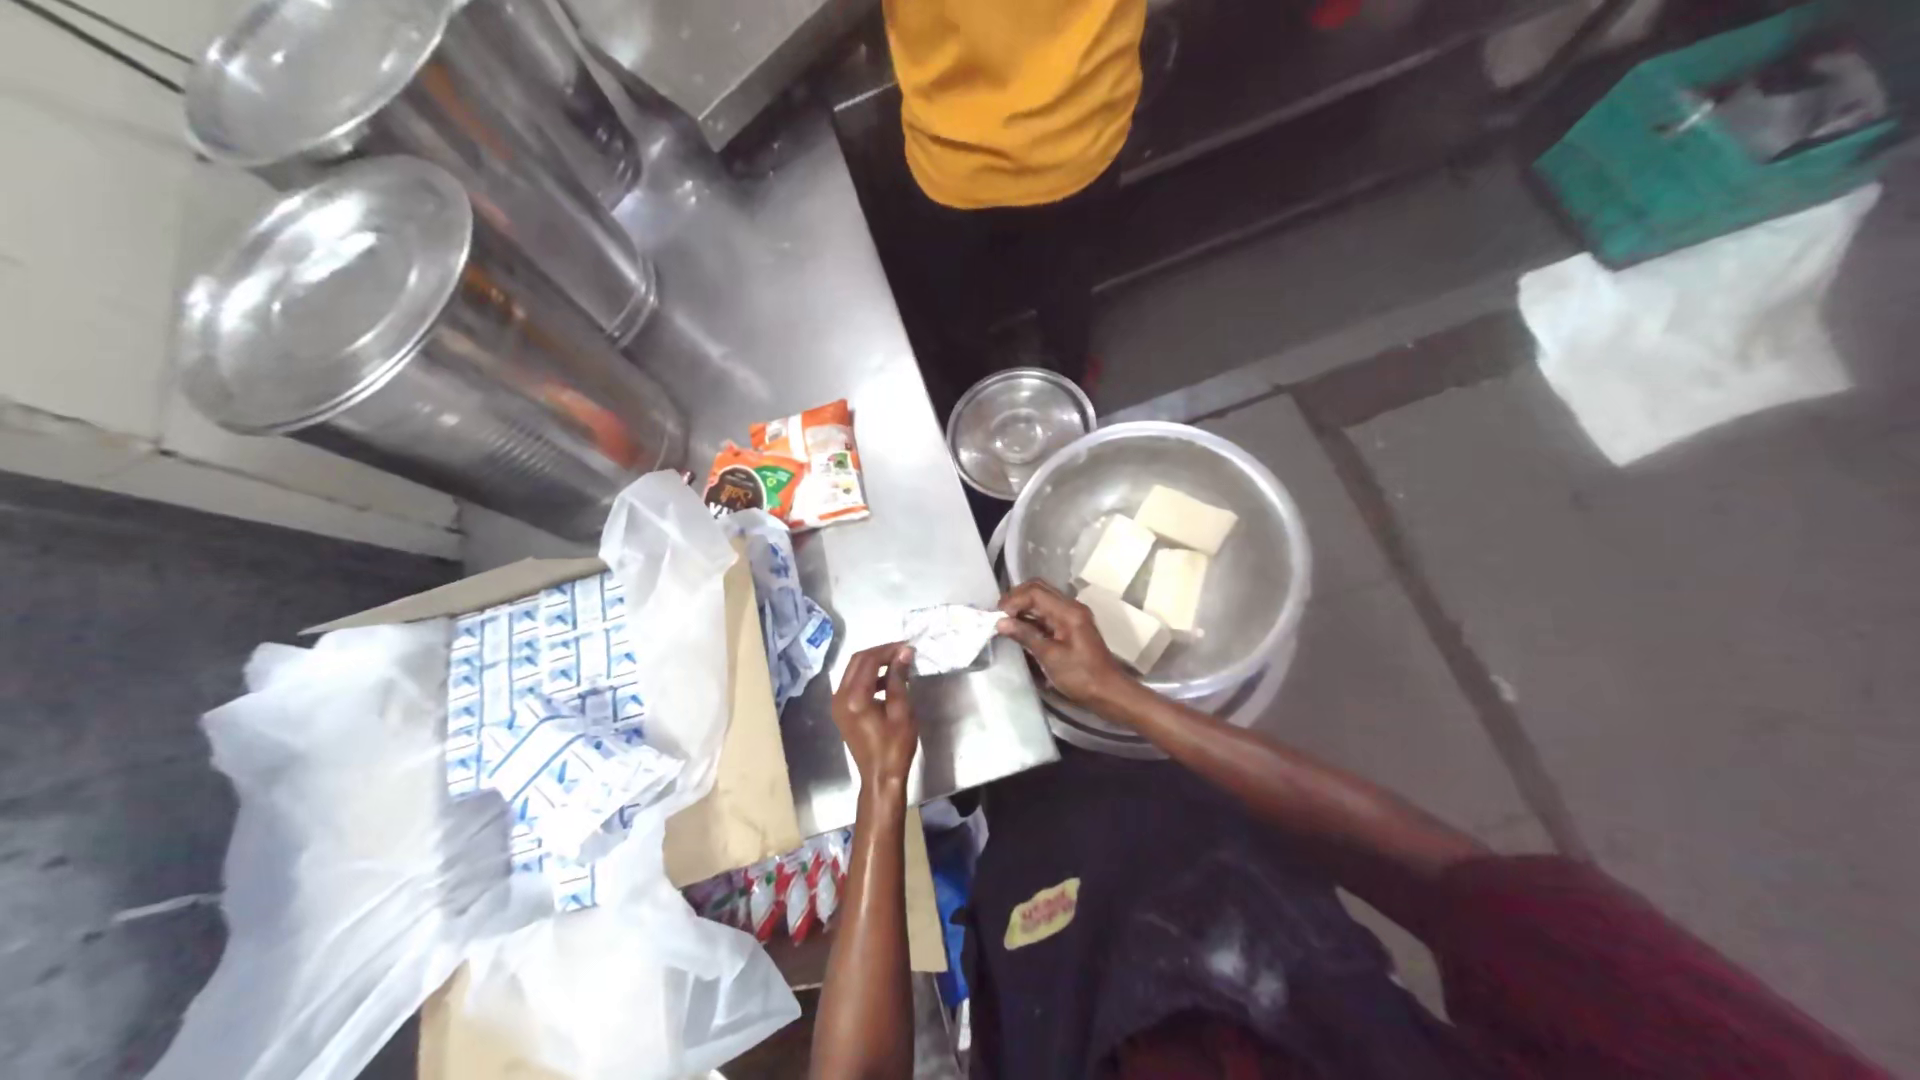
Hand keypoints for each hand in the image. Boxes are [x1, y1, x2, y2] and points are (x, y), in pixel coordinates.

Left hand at [832, 642, 919, 791]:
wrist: (880, 777)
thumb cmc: (894, 747)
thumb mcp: (901, 711)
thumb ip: (898, 679)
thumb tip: (903, 652)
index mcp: (855, 698)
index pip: (869, 660)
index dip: (888, 650)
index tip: (907, 647)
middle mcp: (840, 697)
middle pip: (857, 661)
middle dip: (880, 653)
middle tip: (902, 651)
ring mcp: (838, 704)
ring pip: (854, 670)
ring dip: (874, 663)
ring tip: (898, 663)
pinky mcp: (841, 711)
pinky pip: (853, 683)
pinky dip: (869, 676)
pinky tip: (887, 681)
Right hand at [997, 580, 1134, 707]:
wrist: (1108, 692)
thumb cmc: (1080, 676)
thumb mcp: (1050, 657)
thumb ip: (1025, 635)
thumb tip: (1000, 622)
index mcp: (1068, 611)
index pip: (1035, 592)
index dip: (1013, 600)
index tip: (998, 617)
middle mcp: (1071, 607)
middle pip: (1038, 589)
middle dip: (1016, 598)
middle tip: (999, 615)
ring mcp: (1072, 615)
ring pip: (1042, 599)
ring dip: (1022, 606)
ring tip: (1005, 621)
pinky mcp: (1070, 625)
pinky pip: (1047, 612)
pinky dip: (1031, 615)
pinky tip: (1019, 628)